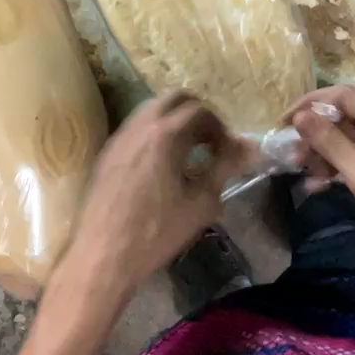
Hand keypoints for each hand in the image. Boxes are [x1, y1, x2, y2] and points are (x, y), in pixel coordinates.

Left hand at [58, 91, 256, 303]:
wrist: (103, 256)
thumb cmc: (156, 233)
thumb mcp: (200, 204)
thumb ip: (226, 168)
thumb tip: (251, 147)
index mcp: (165, 134)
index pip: (201, 111)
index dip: (221, 128)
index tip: (228, 150)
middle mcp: (140, 126)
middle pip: (174, 99)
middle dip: (197, 114)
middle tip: (210, 141)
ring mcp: (120, 138)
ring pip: (151, 110)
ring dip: (174, 121)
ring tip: (187, 152)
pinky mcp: (107, 153)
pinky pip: (135, 128)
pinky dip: (154, 133)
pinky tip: (161, 166)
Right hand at [289, 86, 354, 259]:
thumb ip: (329, 142)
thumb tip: (301, 116)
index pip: (340, 95)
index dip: (310, 103)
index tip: (285, 122)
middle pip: (345, 115)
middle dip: (318, 134)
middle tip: (295, 156)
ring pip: (352, 136)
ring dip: (328, 152)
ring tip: (308, 175)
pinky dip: (344, 164)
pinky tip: (325, 184)